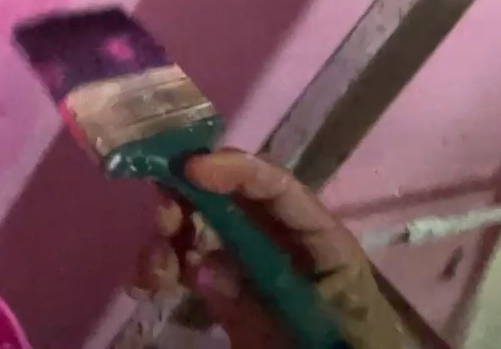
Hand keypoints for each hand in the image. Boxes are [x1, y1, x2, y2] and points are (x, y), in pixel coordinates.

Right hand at [132, 149, 411, 348]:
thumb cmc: (354, 343)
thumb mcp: (333, 318)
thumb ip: (274, 292)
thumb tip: (205, 268)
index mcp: (316, 237)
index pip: (277, 185)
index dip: (235, 168)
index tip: (191, 168)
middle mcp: (275, 239)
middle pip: (225, 195)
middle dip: (187, 195)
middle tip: (165, 216)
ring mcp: (245, 265)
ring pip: (195, 225)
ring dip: (167, 234)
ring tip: (155, 269)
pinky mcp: (221, 295)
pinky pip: (182, 267)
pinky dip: (158, 267)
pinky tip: (146, 283)